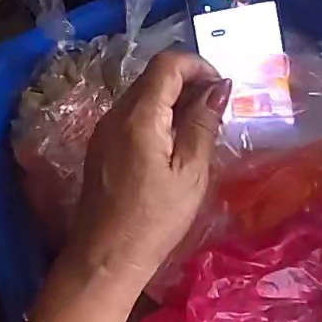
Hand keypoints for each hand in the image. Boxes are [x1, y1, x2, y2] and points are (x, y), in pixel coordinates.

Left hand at [62, 52, 228, 289]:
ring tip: (199, 131)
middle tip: (216, 111)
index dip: (198, 65)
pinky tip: (173, 147)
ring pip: (142, 96)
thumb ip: (203, 123)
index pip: (167, 64)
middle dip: (188, 83)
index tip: (221, 88)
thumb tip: (218, 86)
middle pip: (153, 77)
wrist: (104, 257)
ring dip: (173, 102)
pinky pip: (131, 117)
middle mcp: (115, 114)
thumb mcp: (191, 172)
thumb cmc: (154, 219)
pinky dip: (157, 119)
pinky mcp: (101, 148)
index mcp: (139, 116)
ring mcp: (104, 131)